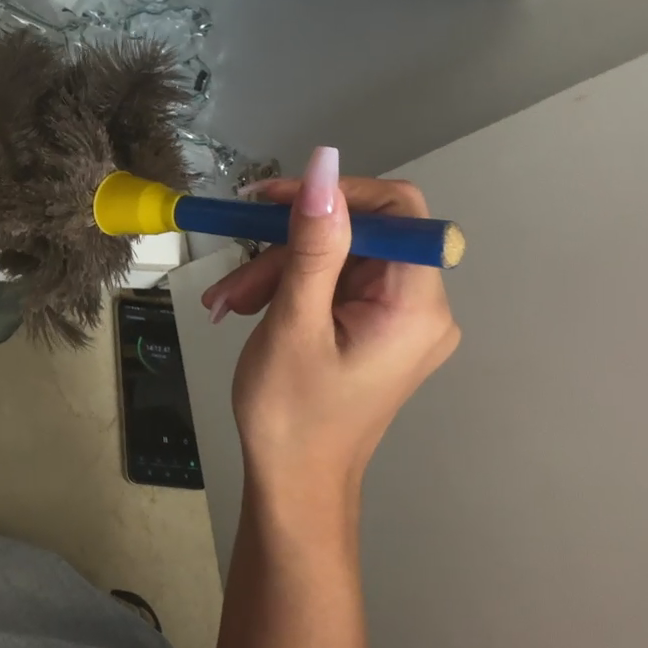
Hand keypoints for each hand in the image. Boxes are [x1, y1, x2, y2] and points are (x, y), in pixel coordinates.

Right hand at [201, 147, 460, 491]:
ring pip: (333, 259)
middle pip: (356, 236)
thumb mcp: (293, 321)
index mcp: (416, 305)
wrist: (293, 481)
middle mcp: (419, 306)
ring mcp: (395, 320)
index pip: (396, 211)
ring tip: (228, 303)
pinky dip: (284, 289)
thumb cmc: (292, 410)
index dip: (335, 194)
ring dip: (273, 272)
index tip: (269, 203)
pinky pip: (329, 285)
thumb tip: (323, 166)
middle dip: (285, 248)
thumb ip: (312, 243)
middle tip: (232, 276)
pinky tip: (244, 309)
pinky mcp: (371, 330)